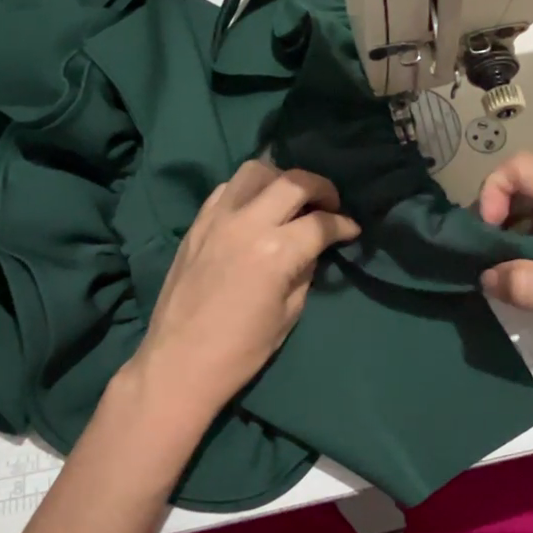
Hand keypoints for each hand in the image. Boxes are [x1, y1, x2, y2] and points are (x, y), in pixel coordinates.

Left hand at [127, 162, 359, 422]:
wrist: (179, 362)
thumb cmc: (242, 349)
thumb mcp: (289, 313)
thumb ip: (306, 271)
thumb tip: (313, 248)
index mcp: (276, 252)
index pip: (321, 222)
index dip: (343, 224)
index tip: (352, 230)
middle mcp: (248, 223)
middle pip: (294, 181)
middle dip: (321, 188)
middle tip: (331, 204)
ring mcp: (218, 219)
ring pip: (256, 170)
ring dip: (281, 179)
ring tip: (291, 199)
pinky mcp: (197, 223)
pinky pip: (227, 188)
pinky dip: (248, 190)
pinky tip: (256, 209)